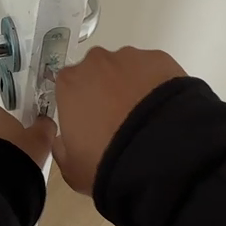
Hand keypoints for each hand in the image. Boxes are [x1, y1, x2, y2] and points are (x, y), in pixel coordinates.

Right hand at [51, 46, 185, 193]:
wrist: (159, 154)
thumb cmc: (106, 161)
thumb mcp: (71, 168)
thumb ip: (61, 148)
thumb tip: (64, 140)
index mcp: (69, 83)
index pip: (69, 88)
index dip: (80, 107)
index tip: (91, 125)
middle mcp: (96, 62)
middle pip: (97, 73)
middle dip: (106, 92)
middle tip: (120, 123)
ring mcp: (130, 57)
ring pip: (126, 70)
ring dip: (132, 88)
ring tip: (146, 120)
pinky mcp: (160, 59)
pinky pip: (154, 71)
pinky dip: (157, 87)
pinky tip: (164, 112)